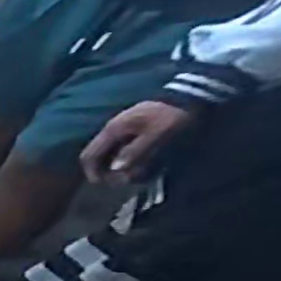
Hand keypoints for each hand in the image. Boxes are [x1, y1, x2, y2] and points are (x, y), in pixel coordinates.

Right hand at [80, 100, 197, 182]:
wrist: (190, 95)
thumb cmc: (173, 115)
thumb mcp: (157, 133)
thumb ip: (135, 151)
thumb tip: (116, 169)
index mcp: (112, 130)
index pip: (89, 155)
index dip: (92, 172)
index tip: (104, 184)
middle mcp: (110, 130)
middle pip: (95, 156)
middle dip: (104, 171)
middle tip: (120, 181)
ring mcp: (119, 128)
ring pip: (106, 153)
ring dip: (114, 165)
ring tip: (131, 174)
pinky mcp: (129, 129)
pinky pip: (117, 147)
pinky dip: (122, 157)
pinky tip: (136, 162)